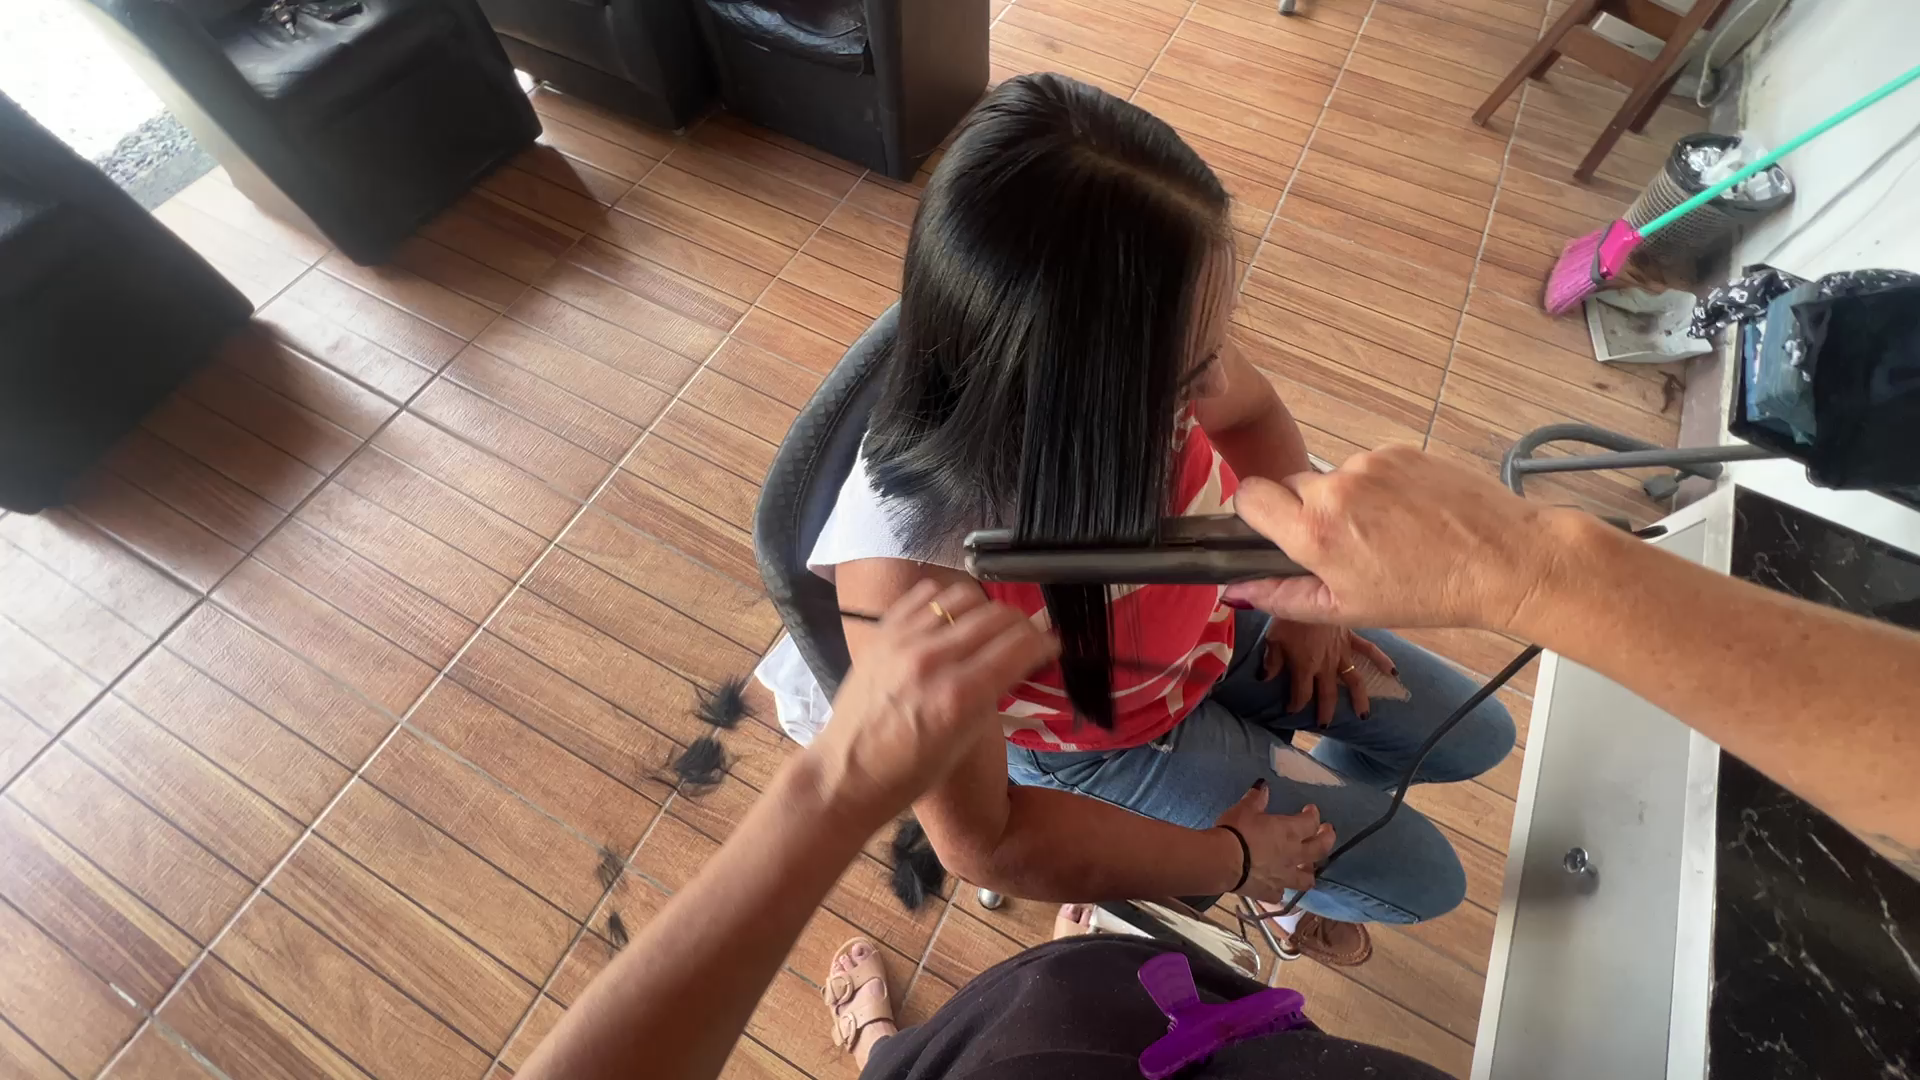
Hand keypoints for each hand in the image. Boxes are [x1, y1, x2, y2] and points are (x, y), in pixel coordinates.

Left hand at [809, 580, 1057, 823]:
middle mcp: (934, 659)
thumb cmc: (911, 773)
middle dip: (1022, 624)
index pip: (1020, 646)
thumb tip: (1019, 657)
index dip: (1044, 642)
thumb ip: (993, 692)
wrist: (846, 774)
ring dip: (986, 607)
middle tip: (1025, 636)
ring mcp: (904, 640)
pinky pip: (924, 594)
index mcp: (960, 696)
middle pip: (998, 616)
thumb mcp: (966, 741)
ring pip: (964, 596)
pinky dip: (946, 600)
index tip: (1050, 645)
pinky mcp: (883, 632)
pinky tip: (951, 617)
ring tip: (987, 625)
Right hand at [1214, 782, 1335, 900]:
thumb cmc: (1236, 830)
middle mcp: (1293, 855)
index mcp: (1289, 831)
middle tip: (1328, 832)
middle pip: (1320, 849)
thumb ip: (1256, 799)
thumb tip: (1264, 786)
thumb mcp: (1244, 809)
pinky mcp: (1271, 892)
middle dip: (1327, 839)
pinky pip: (1281, 893)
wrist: (1224, 861)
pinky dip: (1281, 888)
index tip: (1311, 809)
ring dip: (1309, 871)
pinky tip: (1277, 886)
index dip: (1313, 815)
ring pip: (1306, 879)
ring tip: (1307, 866)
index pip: (1310, 822)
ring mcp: (1284, 877)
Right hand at [1225, 447, 1579, 629]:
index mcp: (1314, 530)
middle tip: (1340, 542)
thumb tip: (1233, 591)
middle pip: (1288, 485)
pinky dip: (1376, 486)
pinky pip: (1366, 467)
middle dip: (1302, 511)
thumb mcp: (1346, 608)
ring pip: (1329, 478)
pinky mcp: (1398, 451)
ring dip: (1343, 499)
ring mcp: (1368, 465)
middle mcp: (1334, 488)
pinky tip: (1405, 513)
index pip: (1247, 494)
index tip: (1273, 529)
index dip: (1254, 512)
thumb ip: (1279, 597)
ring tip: (1384, 530)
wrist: (1509, 560)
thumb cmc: (1428, 592)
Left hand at [1259, 621, 1395, 727]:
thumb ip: (1271, 660)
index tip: (1291, 710)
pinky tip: (1394, 673)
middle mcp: (1326, 665)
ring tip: (1364, 715)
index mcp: (1304, 667)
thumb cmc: (1287, 617)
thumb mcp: (1272, 638)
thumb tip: (1264, 678)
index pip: (1301, 693)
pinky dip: (1383, 661)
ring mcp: (1342, 653)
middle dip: (1326, 711)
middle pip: (1328, 694)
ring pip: (1354, 680)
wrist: (1307, 593)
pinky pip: (1371, 651)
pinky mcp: (1352, 638)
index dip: (1296, 704)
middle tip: (1325, 725)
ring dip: (1360, 698)